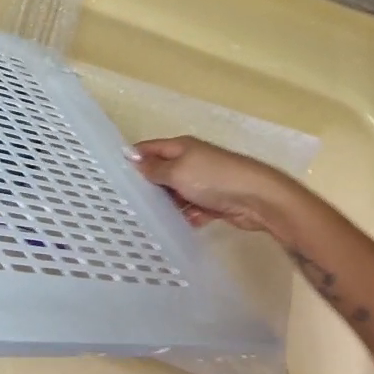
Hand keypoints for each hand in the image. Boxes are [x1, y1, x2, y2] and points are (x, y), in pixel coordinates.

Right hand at [133, 136, 302, 231]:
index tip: (116, 174)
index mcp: (181, 147)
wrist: (257, 198)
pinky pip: (194, 208)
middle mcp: (192, 161)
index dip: (134, 158)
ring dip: (169, 204)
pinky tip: (179, 226)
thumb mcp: (177, 171)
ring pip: (178, 193)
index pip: (151, 149)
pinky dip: (188, 216)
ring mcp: (204, 182)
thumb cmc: (213, 178)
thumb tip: (132, 157)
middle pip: (163, 172)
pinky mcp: (215, 202)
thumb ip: (154, 168)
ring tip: (151, 219)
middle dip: (150, 186)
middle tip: (129, 202)